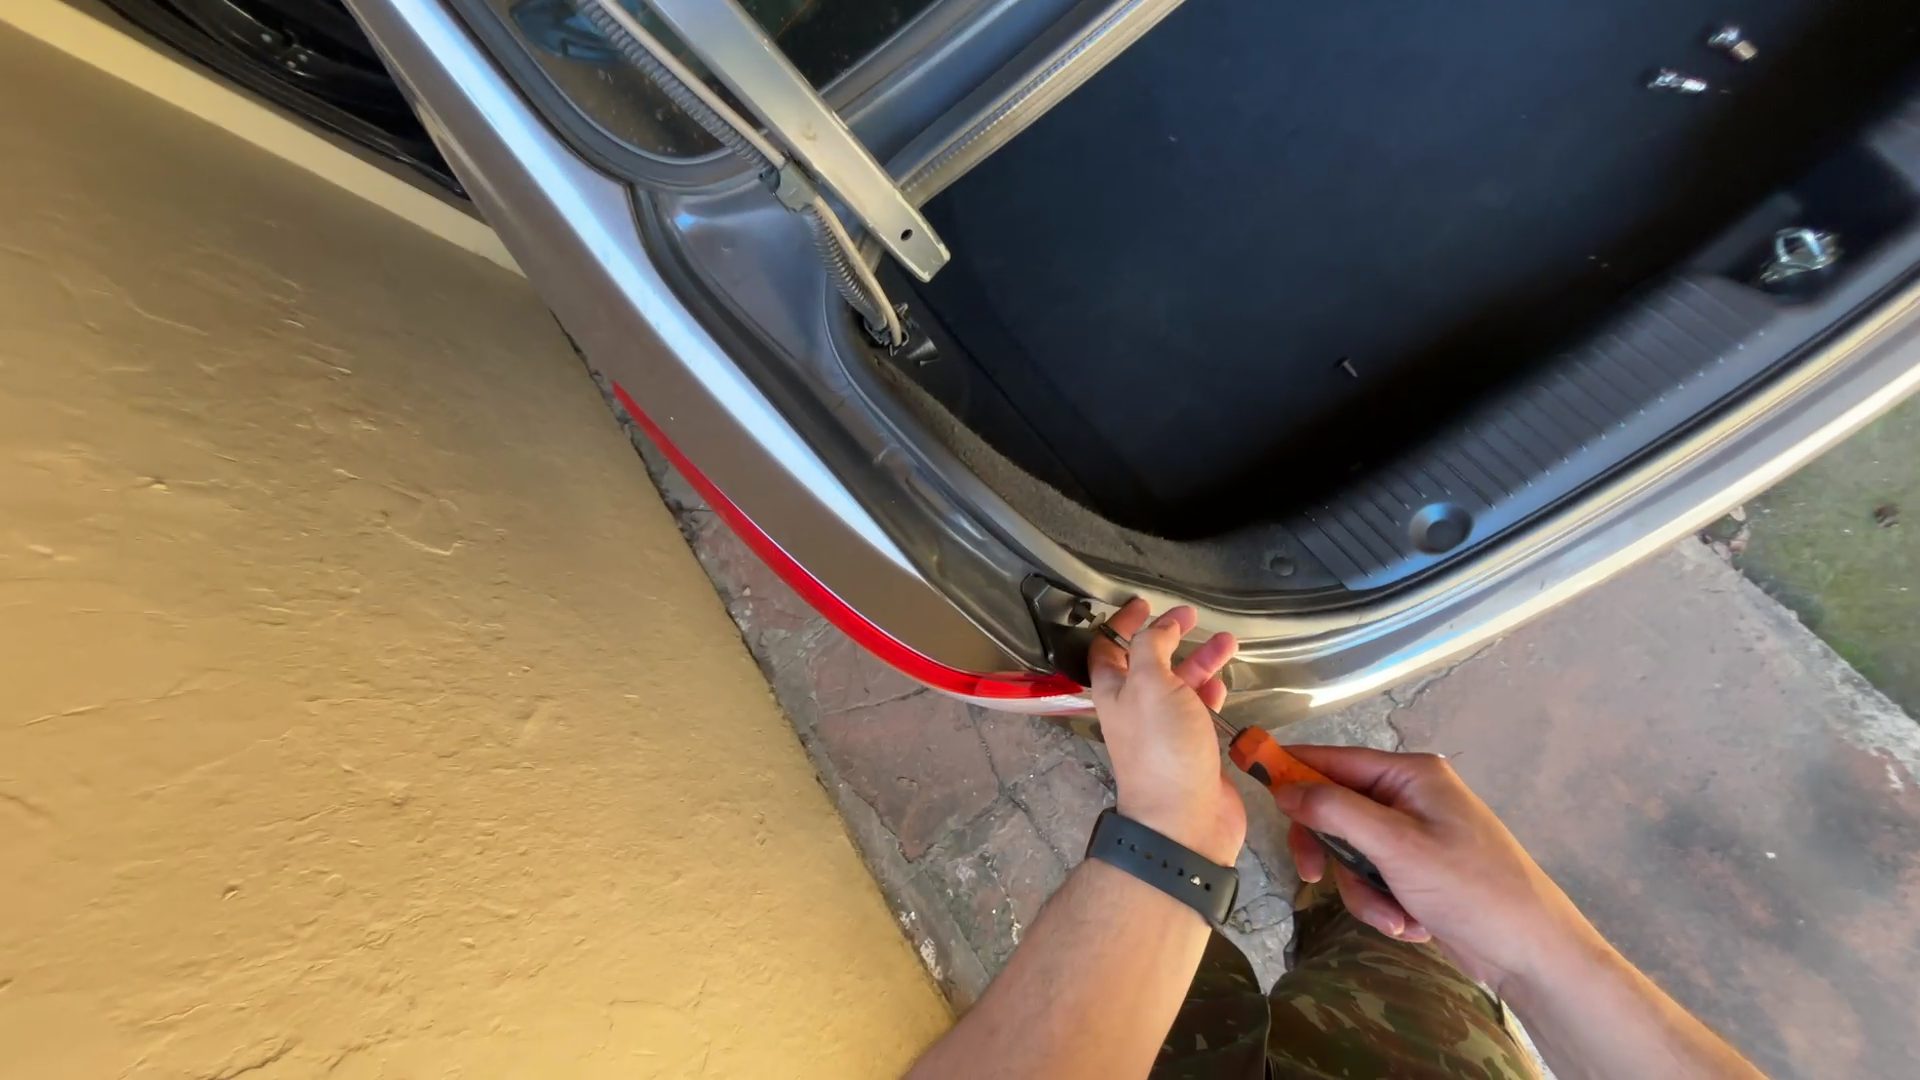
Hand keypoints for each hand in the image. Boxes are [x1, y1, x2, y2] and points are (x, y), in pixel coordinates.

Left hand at [1088, 600, 1242, 865]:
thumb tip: (1158, 624)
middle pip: (1149, 661)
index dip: (1123, 622)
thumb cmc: (1162, 746)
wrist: (1184, 820)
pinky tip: (1223, 684)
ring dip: (1200, 661)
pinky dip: (1210, 693)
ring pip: (1179, 684)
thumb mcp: (1150, 683)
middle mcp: (1135, 706)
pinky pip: (1198, 711)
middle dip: (1170, 636)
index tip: (1144, 603)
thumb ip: (1151, 647)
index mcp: (1114, 690)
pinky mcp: (1191, 748)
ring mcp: (1163, 729)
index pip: (1109, 646)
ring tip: (1228, 642)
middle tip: (1194, 617)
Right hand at [1274, 746, 1600, 991]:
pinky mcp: (1417, 869)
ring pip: (1349, 849)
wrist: (1540, 960)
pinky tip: (1409, 922)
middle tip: (1310, 875)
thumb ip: (1334, 810)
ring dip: (1360, 887)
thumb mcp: (1396, 846)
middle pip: (1334, 808)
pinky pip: (1372, 874)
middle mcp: (1408, 796)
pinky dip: (1381, 901)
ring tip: (1393, 915)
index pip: (1332, 759)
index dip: (1289, 767)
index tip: (1250, 771)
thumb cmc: (1472, 889)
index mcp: (1409, 774)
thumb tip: (1283, 789)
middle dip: (1328, 849)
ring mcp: (1413, 833)